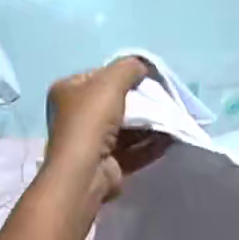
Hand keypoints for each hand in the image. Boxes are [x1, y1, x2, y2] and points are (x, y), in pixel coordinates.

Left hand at [45, 57, 165, 201]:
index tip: (145, 77)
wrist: (86, 172)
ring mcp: (91, 143)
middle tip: (162, 97)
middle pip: (114, 103)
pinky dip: (151, 144)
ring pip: (126, 128)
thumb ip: (129, 67)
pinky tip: (170, 139)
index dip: (122, 74)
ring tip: (171, 117)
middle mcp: (76, 117)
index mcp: (67, 92)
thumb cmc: (91, 120)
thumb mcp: (111, 80)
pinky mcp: (107, 164)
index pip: (98, 76)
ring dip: (149, 123)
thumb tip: (142, 67)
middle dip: (140, 100)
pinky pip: (133, 150)